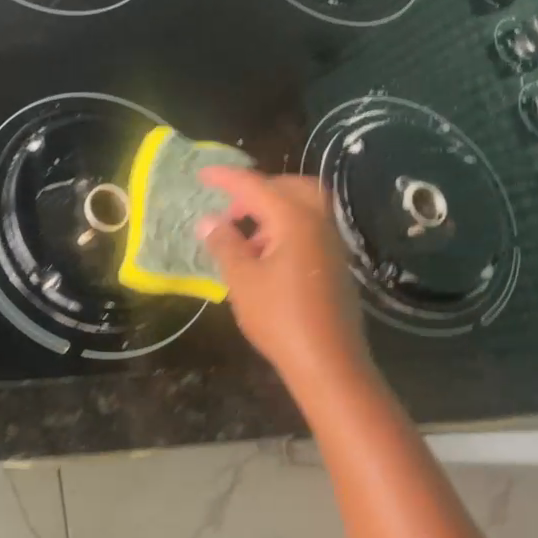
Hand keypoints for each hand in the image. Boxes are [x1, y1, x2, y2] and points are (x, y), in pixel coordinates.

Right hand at [196, 168, 371, 389]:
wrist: (328, 363)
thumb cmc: (280, 318)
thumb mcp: (242, 280)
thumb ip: (225, 244)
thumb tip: (208, 220)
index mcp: (295, 220)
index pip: (255, 186)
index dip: (227, 178)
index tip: (202, 174)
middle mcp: (319, 224)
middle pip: (291, 187)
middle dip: (259, 189)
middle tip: (231, 207)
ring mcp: (331, 245)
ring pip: (303, 208)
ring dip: (272, 211)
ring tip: (243, 237)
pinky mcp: (335, 266)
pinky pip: (309, 229)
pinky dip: (285, 229)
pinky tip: (264, 258)